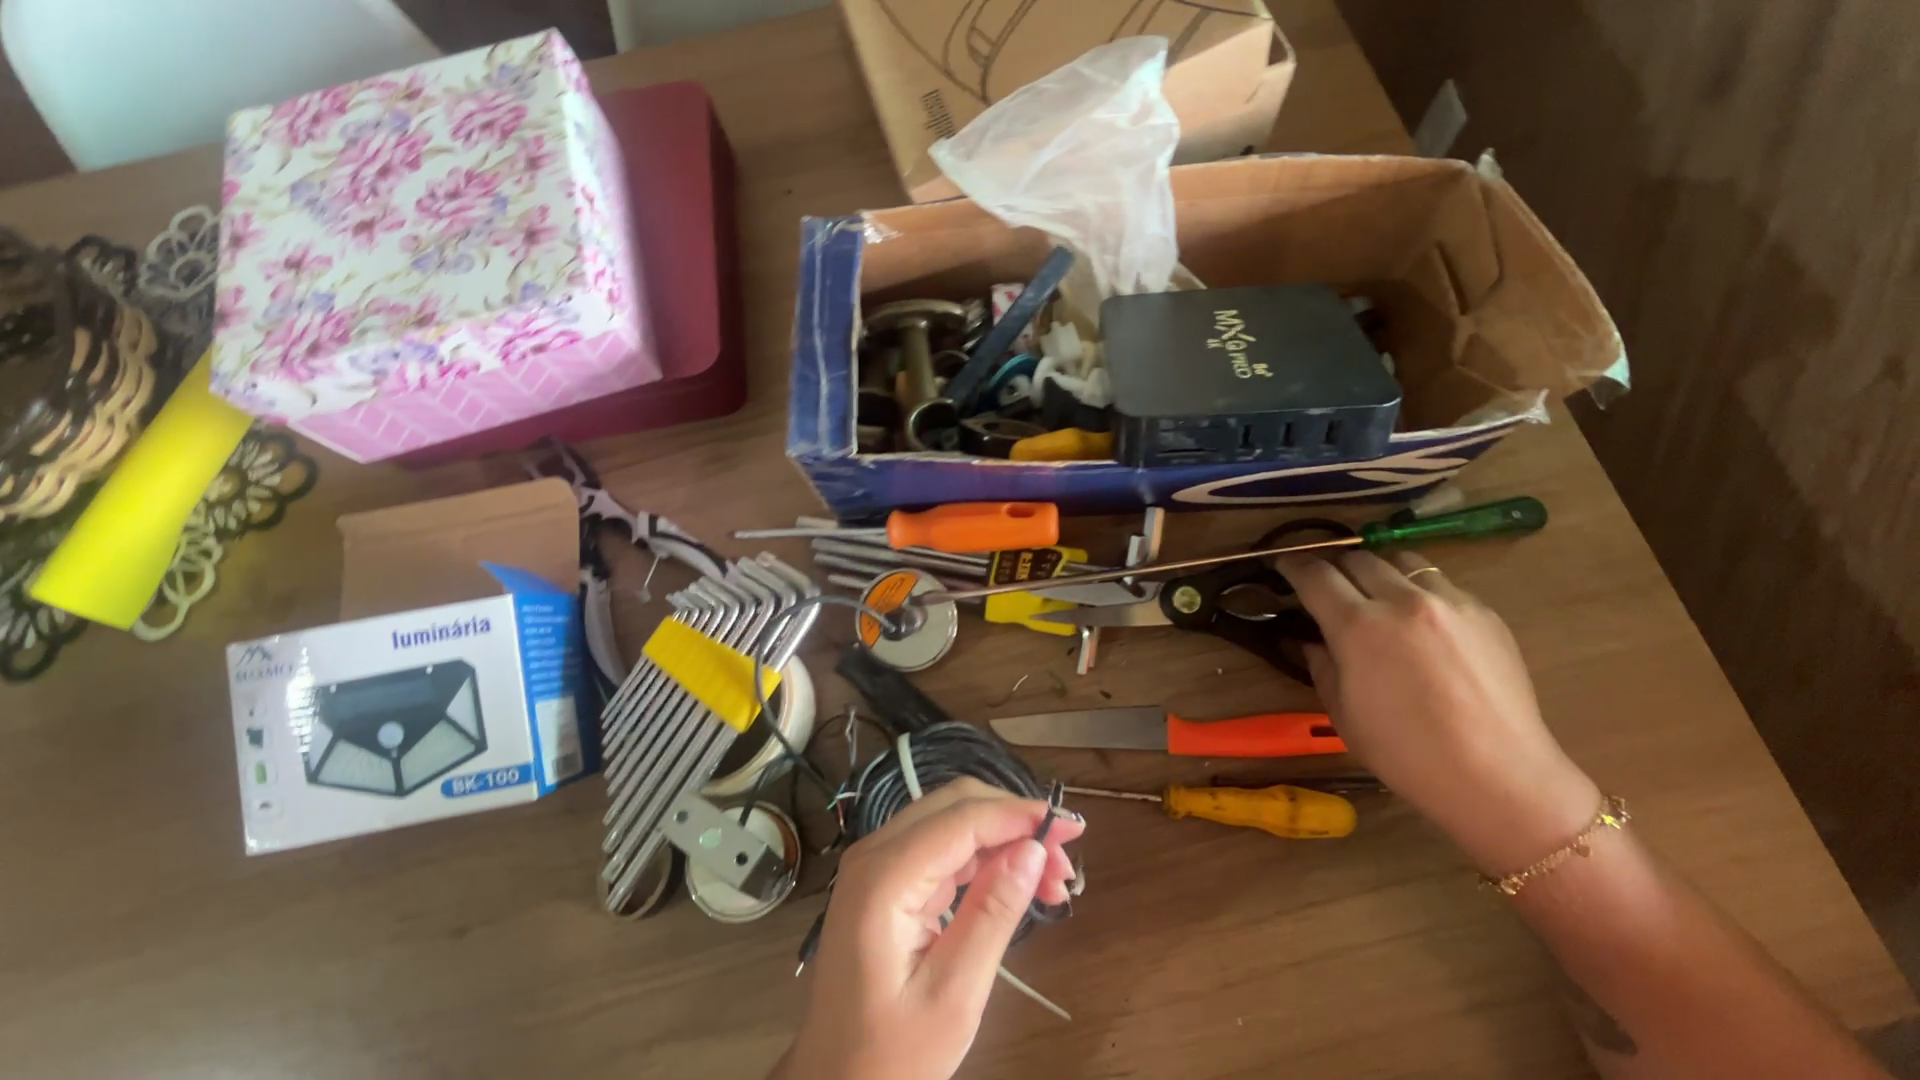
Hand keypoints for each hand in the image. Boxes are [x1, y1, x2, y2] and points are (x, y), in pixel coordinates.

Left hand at [773, 778, 1083, 1079]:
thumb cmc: (891, 1052)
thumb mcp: (953, 993)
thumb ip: (993, 914)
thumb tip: (1033, 849)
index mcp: (884, 878)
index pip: (962, 819)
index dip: (1019, 815)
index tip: (1072, 829)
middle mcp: (875, 855)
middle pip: (955, 805)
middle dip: (1015, 822)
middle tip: (1064, 861)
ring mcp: (877, 866)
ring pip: (952, 822)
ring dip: (1004, 838)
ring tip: (1053, 879)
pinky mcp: (886, 882)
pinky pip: (942, 849)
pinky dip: (985, 858)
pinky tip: (1019, 883)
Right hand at [1277, 550, 1599, 875]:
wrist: (1495, 775)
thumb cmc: (1405, 754)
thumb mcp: (1343, 714)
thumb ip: (1322, 666)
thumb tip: (1312, 641)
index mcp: (1358, 626)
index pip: (1315, 576)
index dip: (1294, 566)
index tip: (1284, 565)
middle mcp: (1402, 601)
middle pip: (1358, 559)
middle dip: (1335, 566)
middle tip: (1327, 584)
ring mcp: (1449, 602)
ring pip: (1403, 563)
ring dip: (1380, 571)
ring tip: (1377, 593)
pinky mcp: (1484, 613)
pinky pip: (1442, 585)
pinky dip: (1420, 593)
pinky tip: (1422, 623)